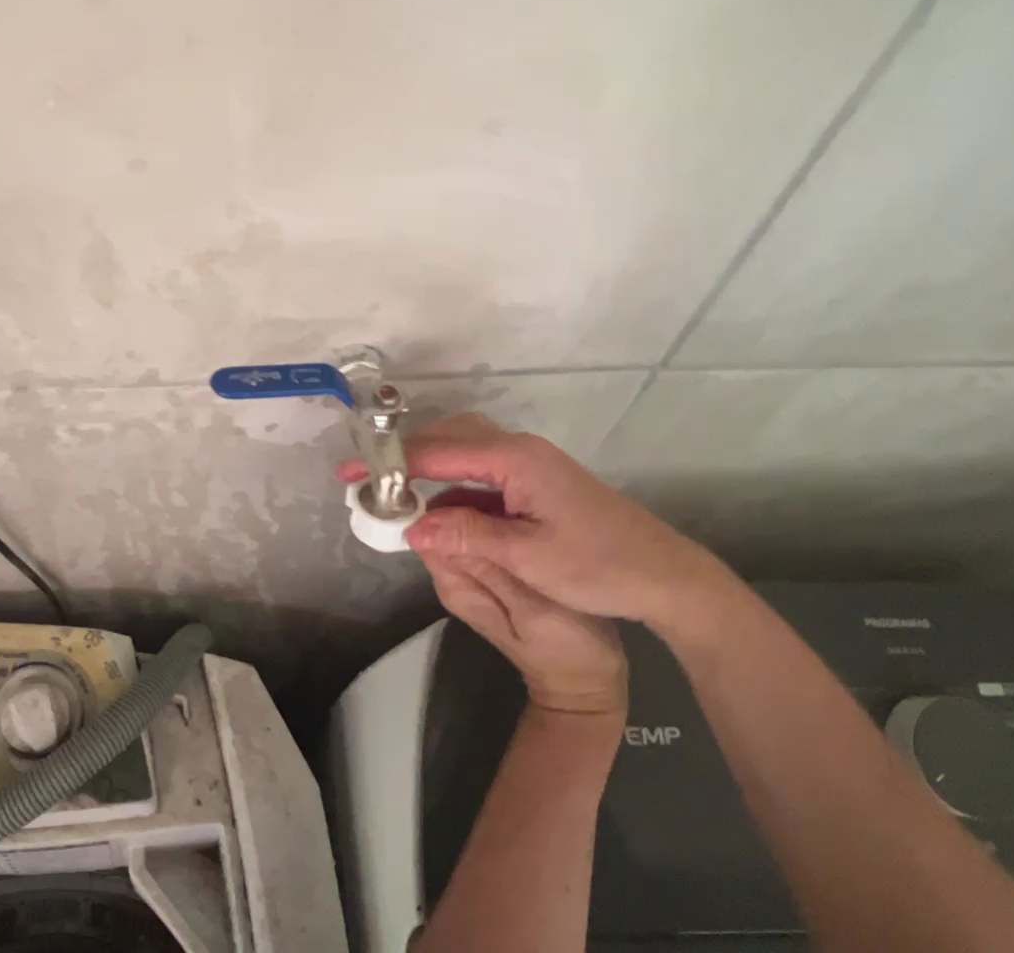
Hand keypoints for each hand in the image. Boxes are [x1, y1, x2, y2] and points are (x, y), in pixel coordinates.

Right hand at [339, 414, 741, 702]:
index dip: (390, 464)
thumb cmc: (598, 565)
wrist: (663, 574)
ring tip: (393, 492)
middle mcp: (520, 450)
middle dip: (404, 456)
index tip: (349, 473)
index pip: (437, 452)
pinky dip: (452, 485)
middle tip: (366, 479)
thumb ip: (466, 537)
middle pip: (448, 438)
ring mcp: (530, 465)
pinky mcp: (536, 482)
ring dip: (428, 468)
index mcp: (515, 460)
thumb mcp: (527, 555)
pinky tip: (437, 509)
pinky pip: (481, 472)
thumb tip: (410, 529)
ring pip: (465, 452)